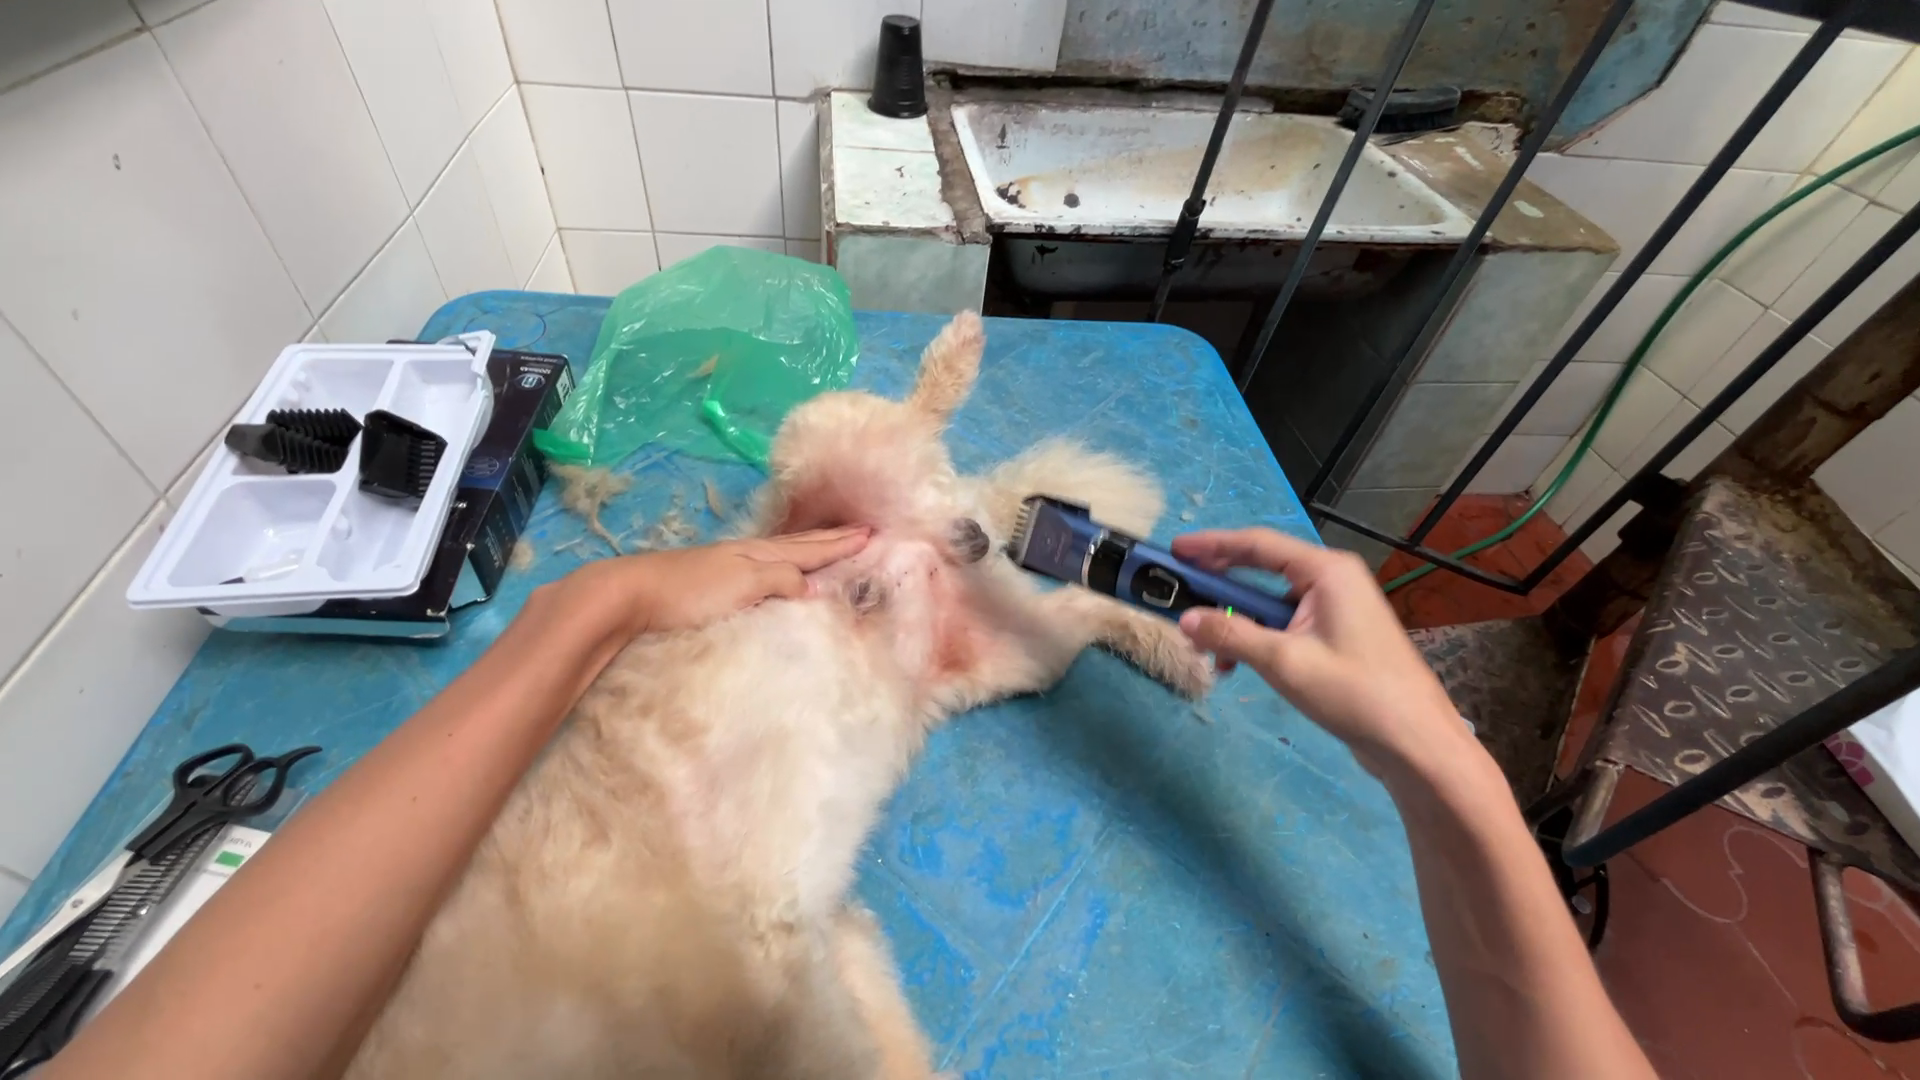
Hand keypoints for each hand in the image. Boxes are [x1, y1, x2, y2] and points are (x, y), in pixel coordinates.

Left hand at [556, 527, 870, 638]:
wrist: (630, 595)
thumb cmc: (690, 591)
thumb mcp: (743, 583)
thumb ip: (780, 579)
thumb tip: (813, 586)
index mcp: (760, 553)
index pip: (810, 547)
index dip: (840, 544)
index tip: (871, 534)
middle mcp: (749, 554)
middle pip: (799, 543)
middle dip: (831, 538)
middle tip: (861, 530)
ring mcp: (731, 565)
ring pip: (782, 552)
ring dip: (810, 548)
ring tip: (830, 543)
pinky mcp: (715, 580)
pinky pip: (766, 566)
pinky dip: (785, 563)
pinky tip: (782, 569)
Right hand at [1171, 528, 1472, 776]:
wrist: (1415, 742)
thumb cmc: (1353, 692)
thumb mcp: (1283, 661)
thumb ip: (1230, 634)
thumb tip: (1186, 620)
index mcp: (1325, 571)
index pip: (1257, 544)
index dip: (1211, 545)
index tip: (1174, 550)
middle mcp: (1331, 580)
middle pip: (1261, 568)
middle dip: (1218, 585)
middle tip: (1179, 589)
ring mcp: (1336, 608)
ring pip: (1269, 602)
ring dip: (1235, 621)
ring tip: (1205, 646)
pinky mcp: (1336, 635)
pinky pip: (1284, 624)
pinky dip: (1256, 639)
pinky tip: (1236, 666)